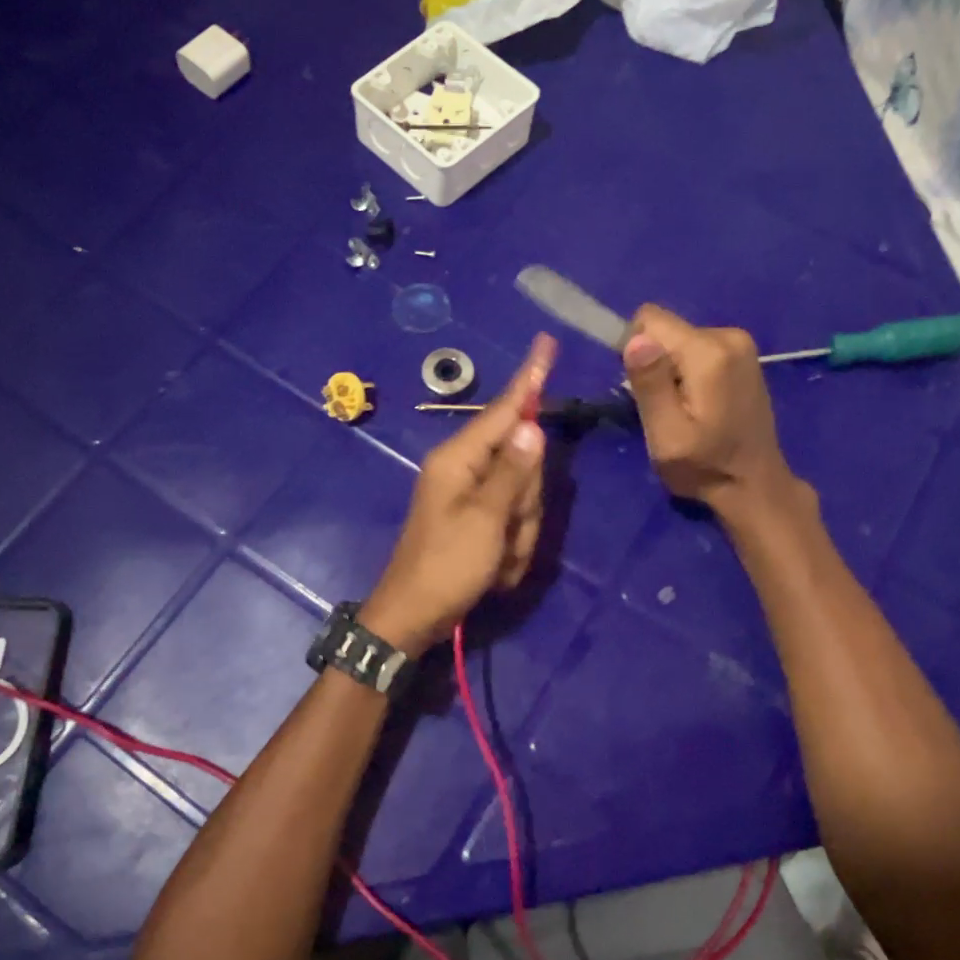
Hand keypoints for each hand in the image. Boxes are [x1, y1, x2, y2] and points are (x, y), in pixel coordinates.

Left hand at [360, 334, 557, 654]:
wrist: (414, 617)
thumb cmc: (446, 566)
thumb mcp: (487, 520)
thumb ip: (513, 472)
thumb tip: (531, 426)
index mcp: (458, 458)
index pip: (503, 410)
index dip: (529, 380)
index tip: (546, 343)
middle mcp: (463, 468)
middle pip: (523, 461)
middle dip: (526, 504)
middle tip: (508, 535)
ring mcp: (470, 497)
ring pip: (523, 498)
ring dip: (519, 534)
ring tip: (497, 559)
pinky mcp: (476, 521)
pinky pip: (512, 523)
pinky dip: (511, 550)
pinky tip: (494, 571)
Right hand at [621, 306, 797, 516]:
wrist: (754, 486)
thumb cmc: (704, 466)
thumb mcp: (666, 434)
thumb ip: (650, 384)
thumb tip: (636, 339)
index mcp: (708, 352)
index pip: (649, 319)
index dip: (635, 351)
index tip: (644, 390)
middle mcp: (728, 335)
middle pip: (666, 330)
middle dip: (655, 364)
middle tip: (665, 408)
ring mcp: (741, 344)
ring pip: (679, 340)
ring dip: (671, 371)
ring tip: (684, 410)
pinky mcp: (743, 355)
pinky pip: (697, 349)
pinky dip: (689, 373)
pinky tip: (700, 405)